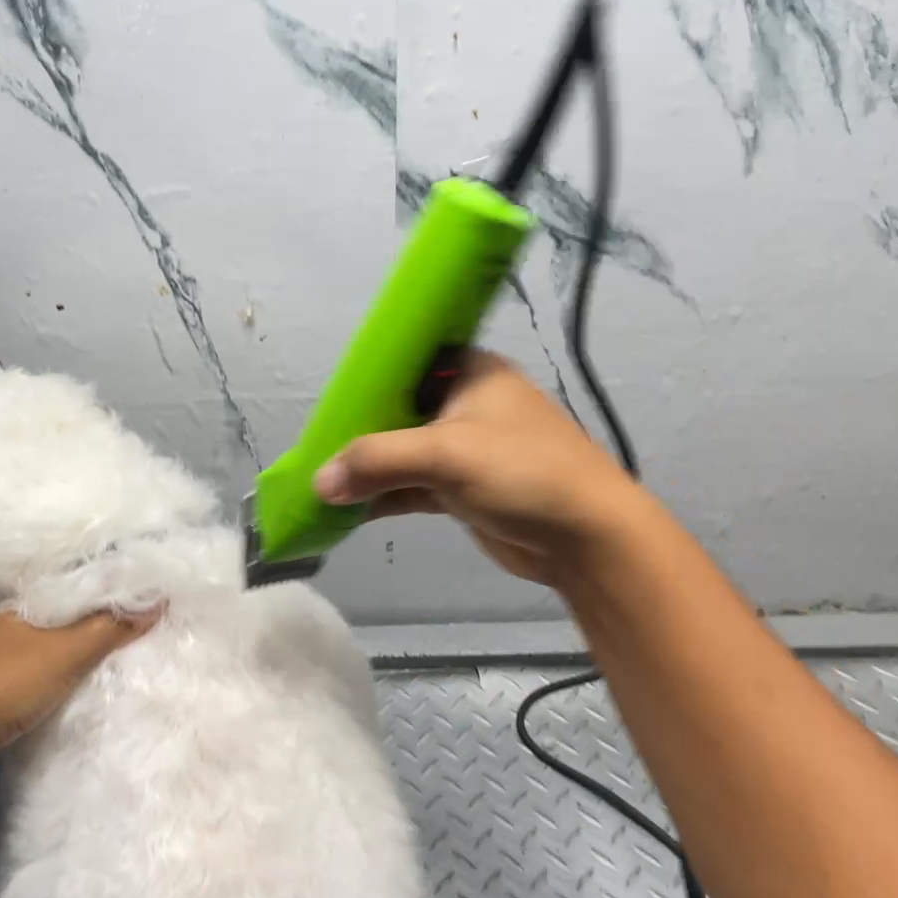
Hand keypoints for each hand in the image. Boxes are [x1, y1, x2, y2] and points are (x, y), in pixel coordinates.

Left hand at [0, 608, 159, 777]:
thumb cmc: (4, 682)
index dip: (115, 591)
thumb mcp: (67, 652)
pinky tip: (82, 680)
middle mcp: (14, 623)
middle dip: (101, 619)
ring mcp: (1, 655)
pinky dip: (64, 671)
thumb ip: (109, 627)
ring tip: (123, 652)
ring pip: (54, 643)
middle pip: (68, 615)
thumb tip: (158, 600)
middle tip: (146, 625)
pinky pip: (43, 668)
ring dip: (82, 647)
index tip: (151, 597)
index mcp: (29, 603)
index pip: (81, 586)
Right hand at [312, 350, 639, 586]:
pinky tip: (345, 508)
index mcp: (471, 373)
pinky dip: (383, 496)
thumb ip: (379, 461)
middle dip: (358, 430)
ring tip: (319, 481)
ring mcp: (464, 451)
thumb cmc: (524, 472)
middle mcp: (466, 405)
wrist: (585, 537)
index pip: (408, 360)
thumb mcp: (447, 454)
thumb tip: (319, 482)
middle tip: (313, 443)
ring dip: (367, 470)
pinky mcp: (462, 490)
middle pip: (398, 410)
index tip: (328, 397)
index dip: (368, 376)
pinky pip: (411, 487)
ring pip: (403, 454)